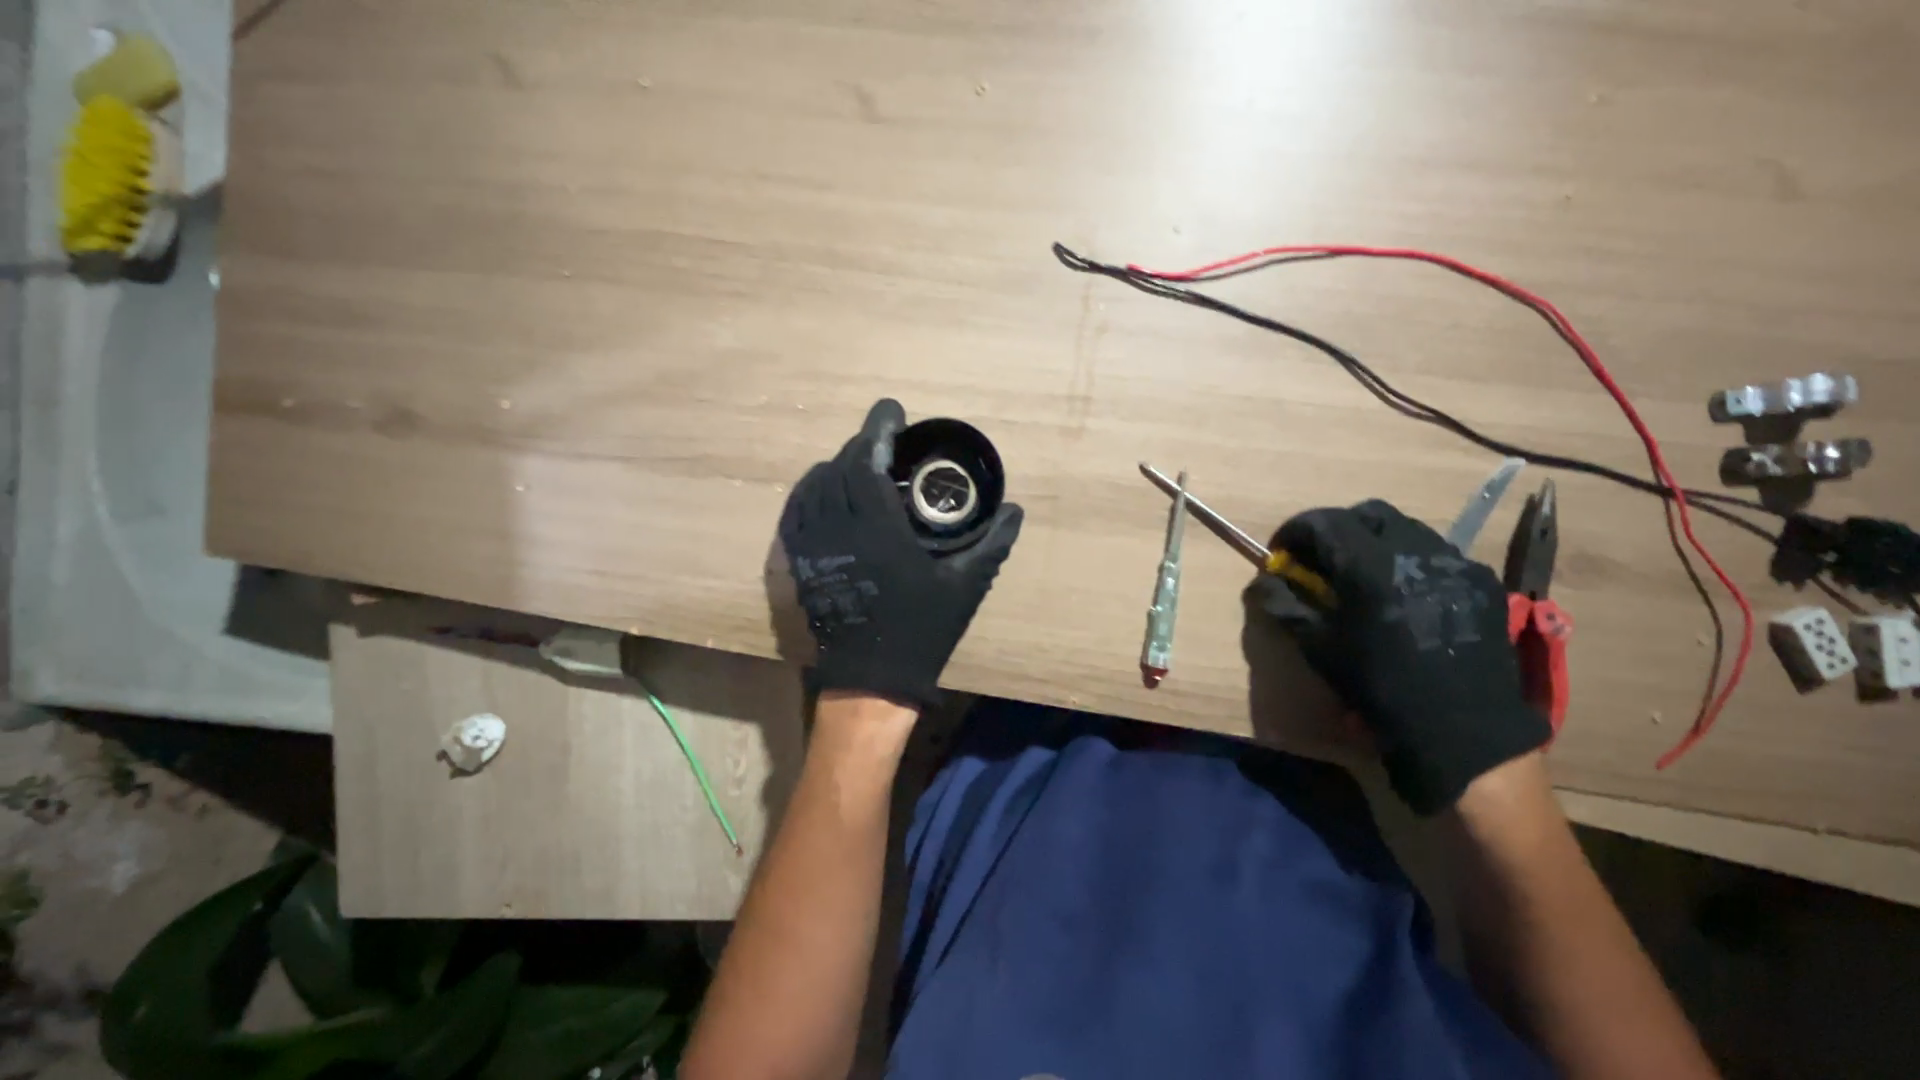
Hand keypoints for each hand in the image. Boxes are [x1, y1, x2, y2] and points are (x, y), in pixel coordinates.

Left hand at [778, 399, 1022, 710]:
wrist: (871, 680)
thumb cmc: (922, 630)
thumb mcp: (965, 587)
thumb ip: (991, 544)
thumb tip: (1015, 510)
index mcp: (878, 529)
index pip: (866, 459)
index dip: (878, 429)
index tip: (892, 411)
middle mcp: (839, 529)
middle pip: (839, 467)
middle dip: (861, 445)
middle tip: (885, 441)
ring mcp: (814, 548)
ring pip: (813, 487)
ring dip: (835, 466)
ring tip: (858, 462)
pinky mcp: (800, 565)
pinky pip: (795, 514)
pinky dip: (808, 492)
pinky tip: (824, 491)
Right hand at [1252, 499, 1550, 814]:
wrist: (1462, 732)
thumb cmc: (1379, 690)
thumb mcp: (1321, 650)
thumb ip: (1287, 607)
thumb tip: (1262, 582)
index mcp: (1370, 565)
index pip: (1323, 521)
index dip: (1296, 532)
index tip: (1283, 553)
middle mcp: (1417, 550)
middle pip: (1368, 514)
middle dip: (1339, 529)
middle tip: (1323, 561)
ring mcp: (1457, 563)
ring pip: (1408, 530)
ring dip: (1377, 543)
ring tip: (1365, 578)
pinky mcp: (1483, 582)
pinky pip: (1439, 556)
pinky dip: (1412, 563)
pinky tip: (1406, 599)